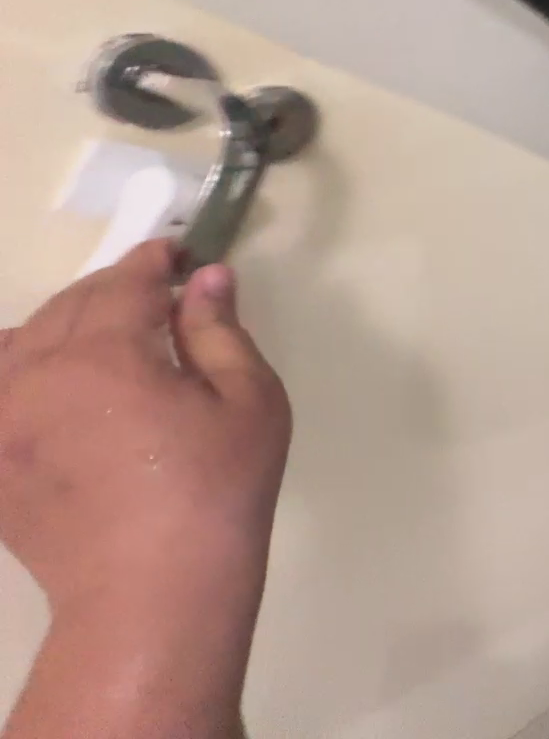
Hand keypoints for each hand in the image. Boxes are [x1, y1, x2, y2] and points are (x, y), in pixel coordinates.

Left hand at [0, 240, 290, 620]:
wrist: (154, 575)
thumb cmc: (221, 477)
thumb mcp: (248, 395)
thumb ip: (218, 330)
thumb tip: (207, 278)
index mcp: (101, 359)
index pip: (121, 287)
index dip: (152, 261)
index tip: (181, 249)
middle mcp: (28, 380)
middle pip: (62, 310)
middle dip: (112, 289)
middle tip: (162, 289)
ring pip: (12, 345)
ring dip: (59, 324)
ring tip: (106, 333)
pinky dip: (19, 366)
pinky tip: (56, 379)